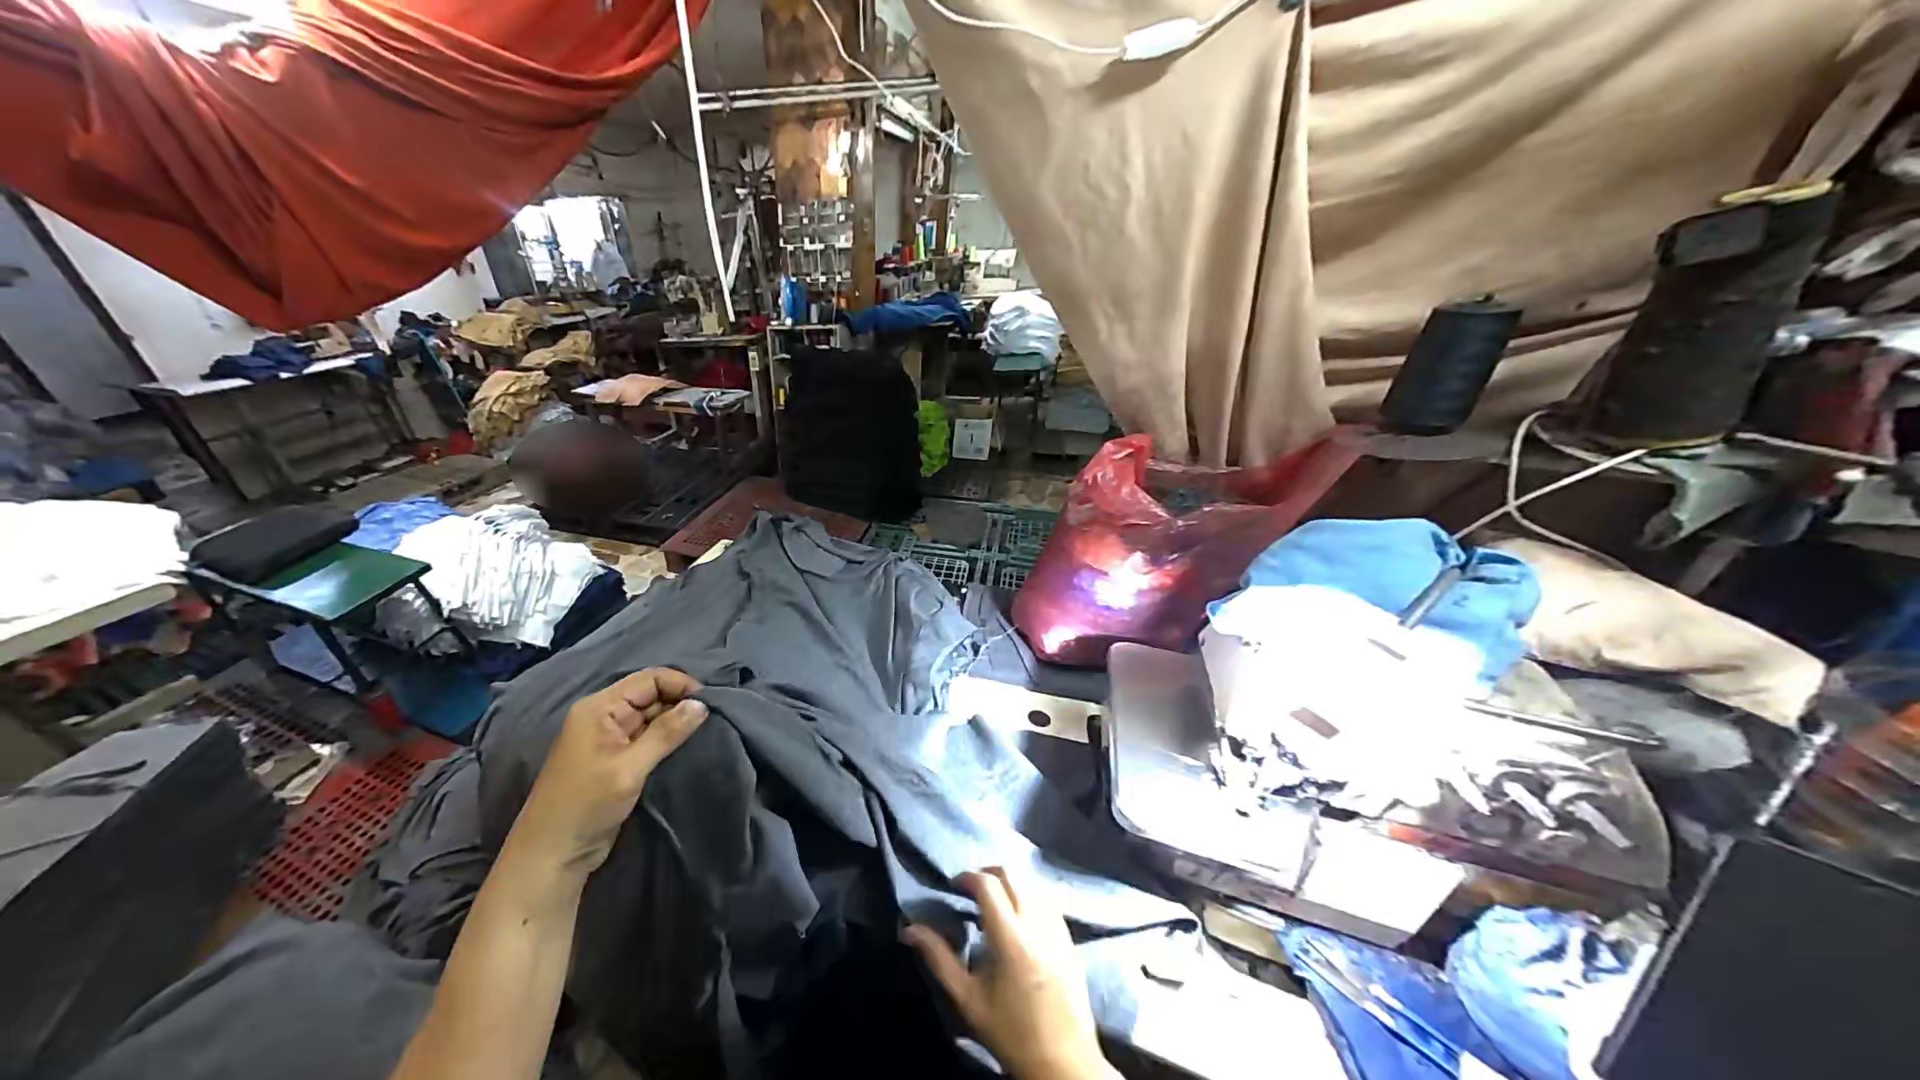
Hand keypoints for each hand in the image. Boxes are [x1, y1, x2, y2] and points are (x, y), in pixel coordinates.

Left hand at [505, 668, 708, 880]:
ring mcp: (610, 738)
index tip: (710, 702)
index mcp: (599, 708)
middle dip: (681, 702)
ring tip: (706, 731)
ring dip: (676, 721)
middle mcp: (604, 716)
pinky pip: (648, 737)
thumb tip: (702, 704)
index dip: (680, 684)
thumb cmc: (586, 804)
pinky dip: (668, 738)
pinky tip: (687, 745)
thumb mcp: (629, 767)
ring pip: (652, 716)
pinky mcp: (617, 758)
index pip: (649, 679)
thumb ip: (667, 732)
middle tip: (713, 718)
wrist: (552, 855)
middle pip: (651, 695)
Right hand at [903, 867, 1116, 1079]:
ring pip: (1032, 883)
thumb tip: (909, 929)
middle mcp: (1038, 924)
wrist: (1062, 1060)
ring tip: (992, 902)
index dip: (967, 877)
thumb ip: (938, 958)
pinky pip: (1048, 899)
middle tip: (969, 889)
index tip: (953, 886)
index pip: (989, 885)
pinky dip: (1029, 895)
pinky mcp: (1070, 936)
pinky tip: (1019, 915)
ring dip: (1009, 883)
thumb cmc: (1010, 1031)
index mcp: (1012, 939)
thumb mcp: (968, 999)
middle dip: (987, 873)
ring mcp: (1058, 928)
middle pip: (1012, 874)